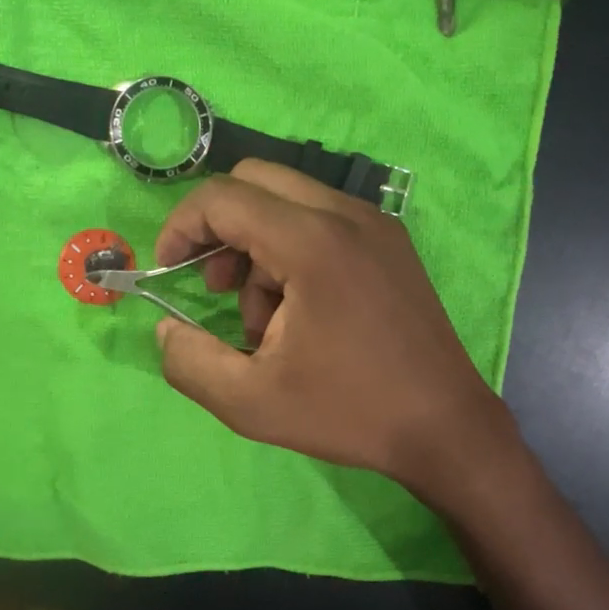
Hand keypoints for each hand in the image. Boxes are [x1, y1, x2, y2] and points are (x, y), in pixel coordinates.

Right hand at [152, 161, 518, 491]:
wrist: (444, 428)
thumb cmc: (348, 412)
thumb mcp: (250, 402)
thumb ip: (190, 361)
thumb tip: (165, 327)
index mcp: (313, 243)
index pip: (224, 198)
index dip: (181, 227)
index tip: (168, 270)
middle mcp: (347, 215)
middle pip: (256, 181)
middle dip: (220, 229)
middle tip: (215, 289)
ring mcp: (376, 225)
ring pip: (288, 202)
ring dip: (258, 247)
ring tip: (266, 322)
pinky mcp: (391, 244)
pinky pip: (322, 221)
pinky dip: (293, 252)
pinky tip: (303, 315)